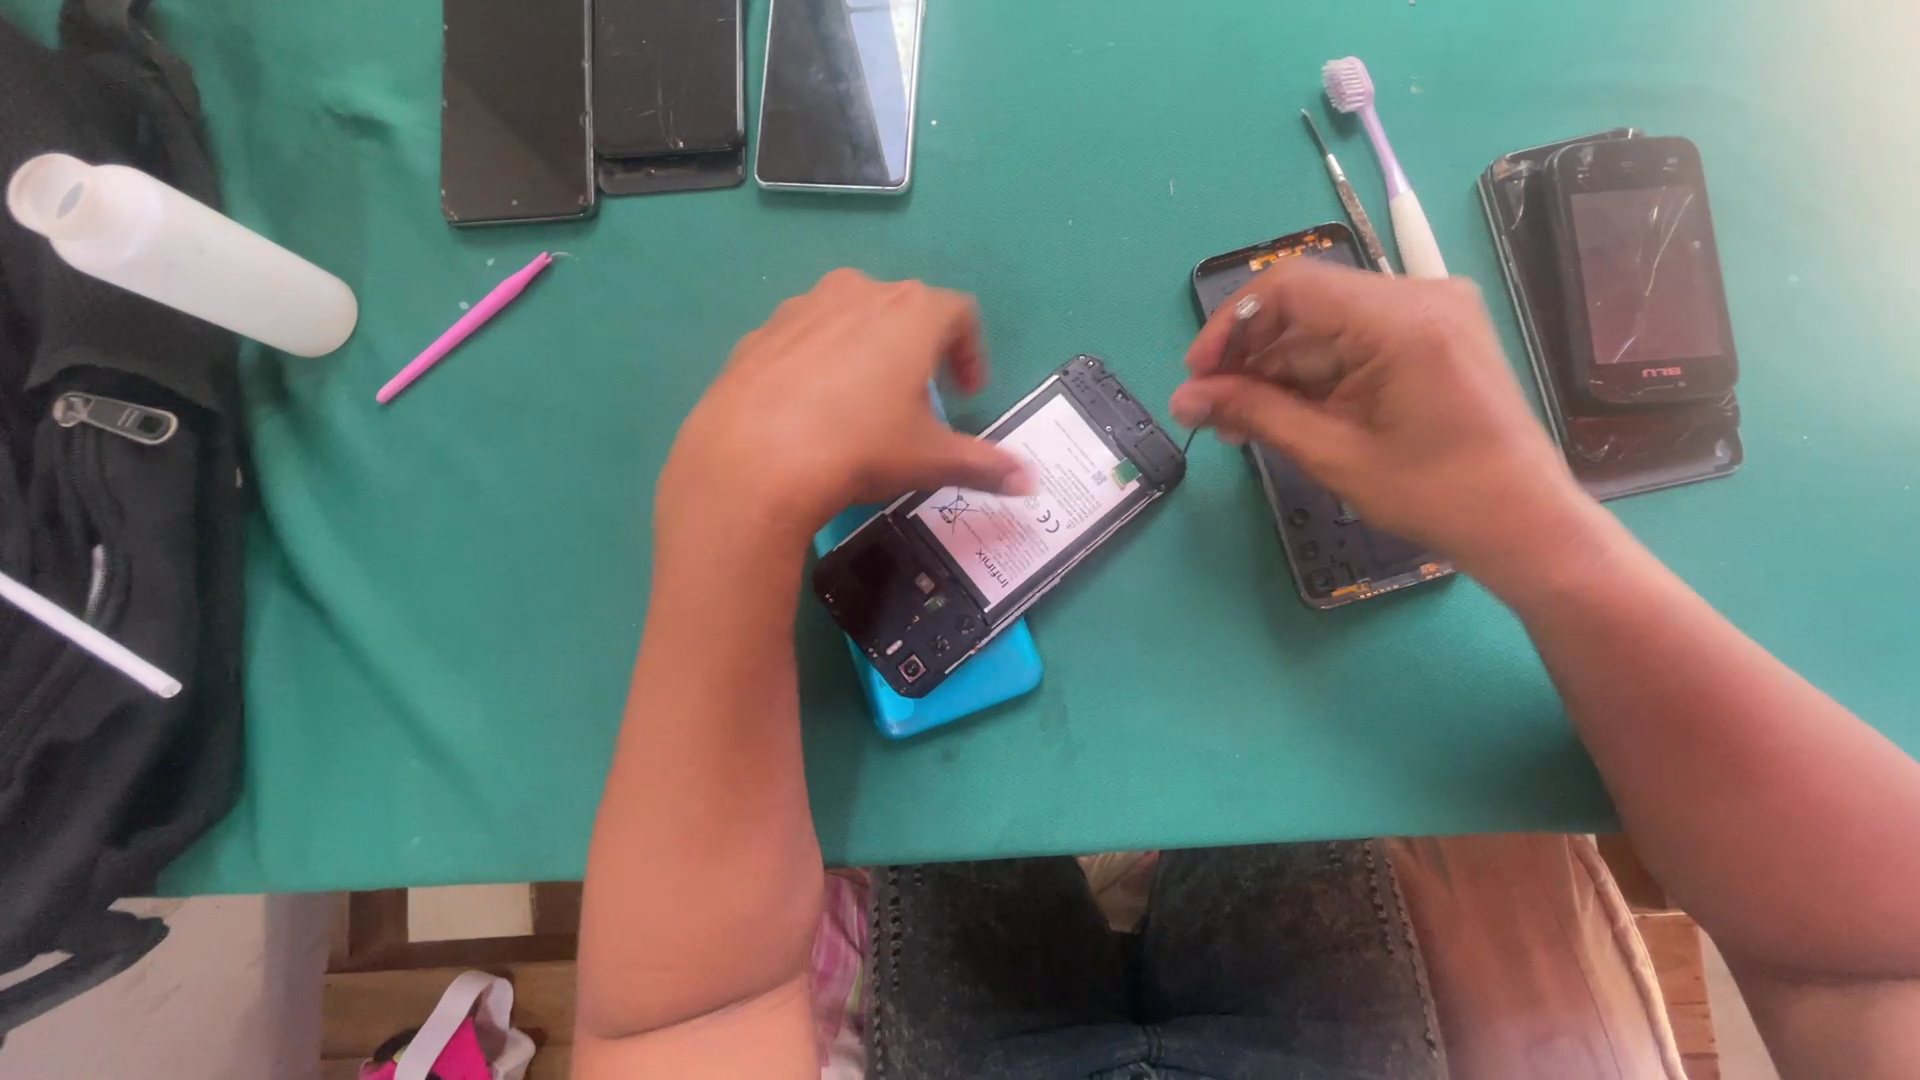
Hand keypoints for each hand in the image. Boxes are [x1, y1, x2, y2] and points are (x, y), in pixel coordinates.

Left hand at [658, 269, 1029, 546]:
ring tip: (864, 402)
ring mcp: (804, 307)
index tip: (968, 392)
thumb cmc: (860, 449)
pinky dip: (821, 362)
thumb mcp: (930, 460)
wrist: (754, 458)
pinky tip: (812, 408)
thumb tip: (1031, 483)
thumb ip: (985, 465)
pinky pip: (806, 338)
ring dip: (869, 350)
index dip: (973, 353)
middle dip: (921, 351)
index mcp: (912, 313)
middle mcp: (860, 292)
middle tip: (920, 400)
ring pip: (852, 318)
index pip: (961, 314)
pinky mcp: (762, 332)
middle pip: (906, 310)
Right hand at [1169, 258, 1598, 581]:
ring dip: (1274, 373)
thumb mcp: (1331, 453)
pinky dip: (1310, 378)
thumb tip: (1183, 399)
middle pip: (1303, 307)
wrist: (1522, 522)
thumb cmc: (1433, 494)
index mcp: (1400, 318)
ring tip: (1239, 424)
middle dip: (1248, 357)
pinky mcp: (1429, 338)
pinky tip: (1282, 415)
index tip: (1197, 377)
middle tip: (1210, 411)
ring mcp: (1428, 315)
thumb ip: (1253, 413)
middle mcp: (1418, 297)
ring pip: (1321, 329)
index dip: (1229, 327)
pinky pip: (1350, 343)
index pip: (1289, 287)